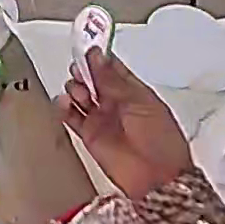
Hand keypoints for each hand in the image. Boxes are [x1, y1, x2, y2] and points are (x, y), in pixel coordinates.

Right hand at [59, 47, 191, 196]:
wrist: (157, 178)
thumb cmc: (161, 140)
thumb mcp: (139, 102)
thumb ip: (113, 80)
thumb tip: (97, 55)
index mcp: (133, 90)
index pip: (111, 67)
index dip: (98, 56)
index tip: (86, 45)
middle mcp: (116, 102)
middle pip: (92, 78)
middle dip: (83, 71)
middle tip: (79, 70)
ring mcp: (102, 118)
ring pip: (79, 95)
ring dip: (74, 88)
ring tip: (78, 92)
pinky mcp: (90, 136)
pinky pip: (70, 117)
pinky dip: (63, 108)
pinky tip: (63, 103)